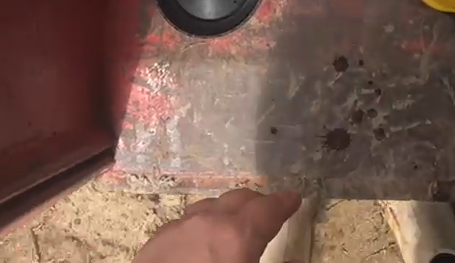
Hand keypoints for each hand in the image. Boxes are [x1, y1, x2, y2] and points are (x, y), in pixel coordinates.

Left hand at [134, 188, 301, 262]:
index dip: (285, 202)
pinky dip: (199, 227)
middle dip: (257, 204)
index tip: (294, 198)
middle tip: (267, 214)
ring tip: (232, 228)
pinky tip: (198, 245)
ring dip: (226, 213)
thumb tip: (297, 261)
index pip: (269, 208)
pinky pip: (185, 223)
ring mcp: (180, 227)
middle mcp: (210, 221)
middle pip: (240, 199)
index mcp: (238, 235)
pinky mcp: (156, 240)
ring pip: (211, 207)